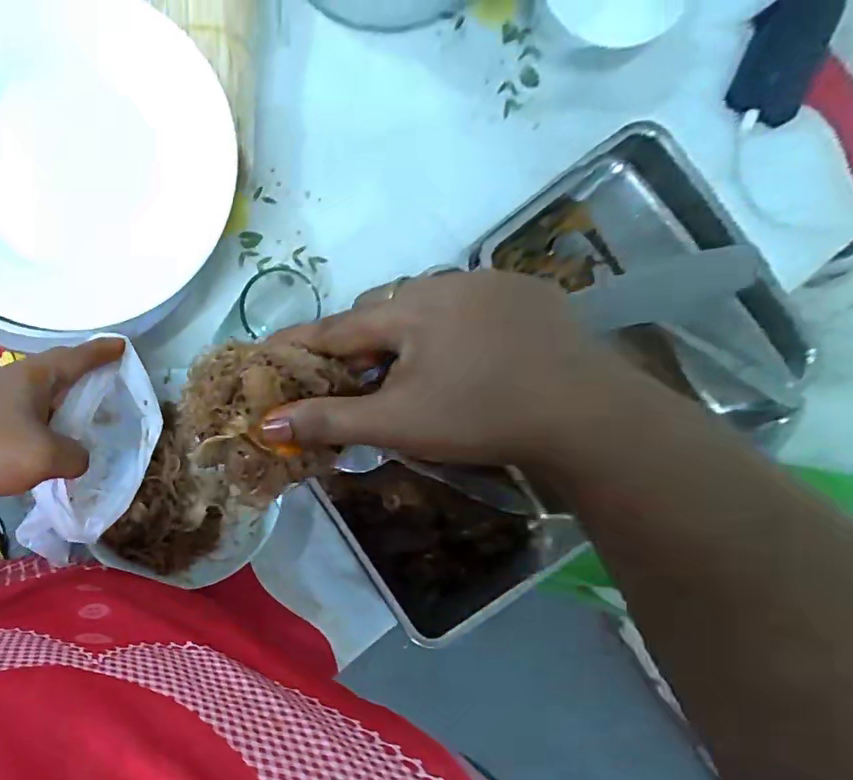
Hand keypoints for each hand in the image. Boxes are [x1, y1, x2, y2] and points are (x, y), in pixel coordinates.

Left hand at [0, 337, 126, 505]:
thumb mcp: (45, 455)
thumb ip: (74, 456)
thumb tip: (77, 458)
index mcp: (32, 375)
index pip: (75, 356)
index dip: (100, 353)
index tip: (121, 347)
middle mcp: (10, 380)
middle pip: (54, 376)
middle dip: (79, 381)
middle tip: (104, 389)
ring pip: (34, 401)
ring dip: (57, 410)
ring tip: (79, 424)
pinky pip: (18, 422)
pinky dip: (37, 430)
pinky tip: (42, 448)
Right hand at [255, 271, 661, 465]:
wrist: (591, 417)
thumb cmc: (479, 416)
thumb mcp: (393, 423)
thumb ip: (325, 419)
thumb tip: (266, 423)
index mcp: (412, 309)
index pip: (335, 326)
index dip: (295, 343)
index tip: (262, 352)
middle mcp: (449, 283)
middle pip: (376, 309)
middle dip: (350, 340)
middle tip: (341, 378)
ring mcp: (494, 284)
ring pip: (420, 304)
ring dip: (395, 334)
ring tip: (395, 371)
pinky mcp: (529, 296)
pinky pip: (460, 306)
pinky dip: (437, 329)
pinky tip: (448, 359)